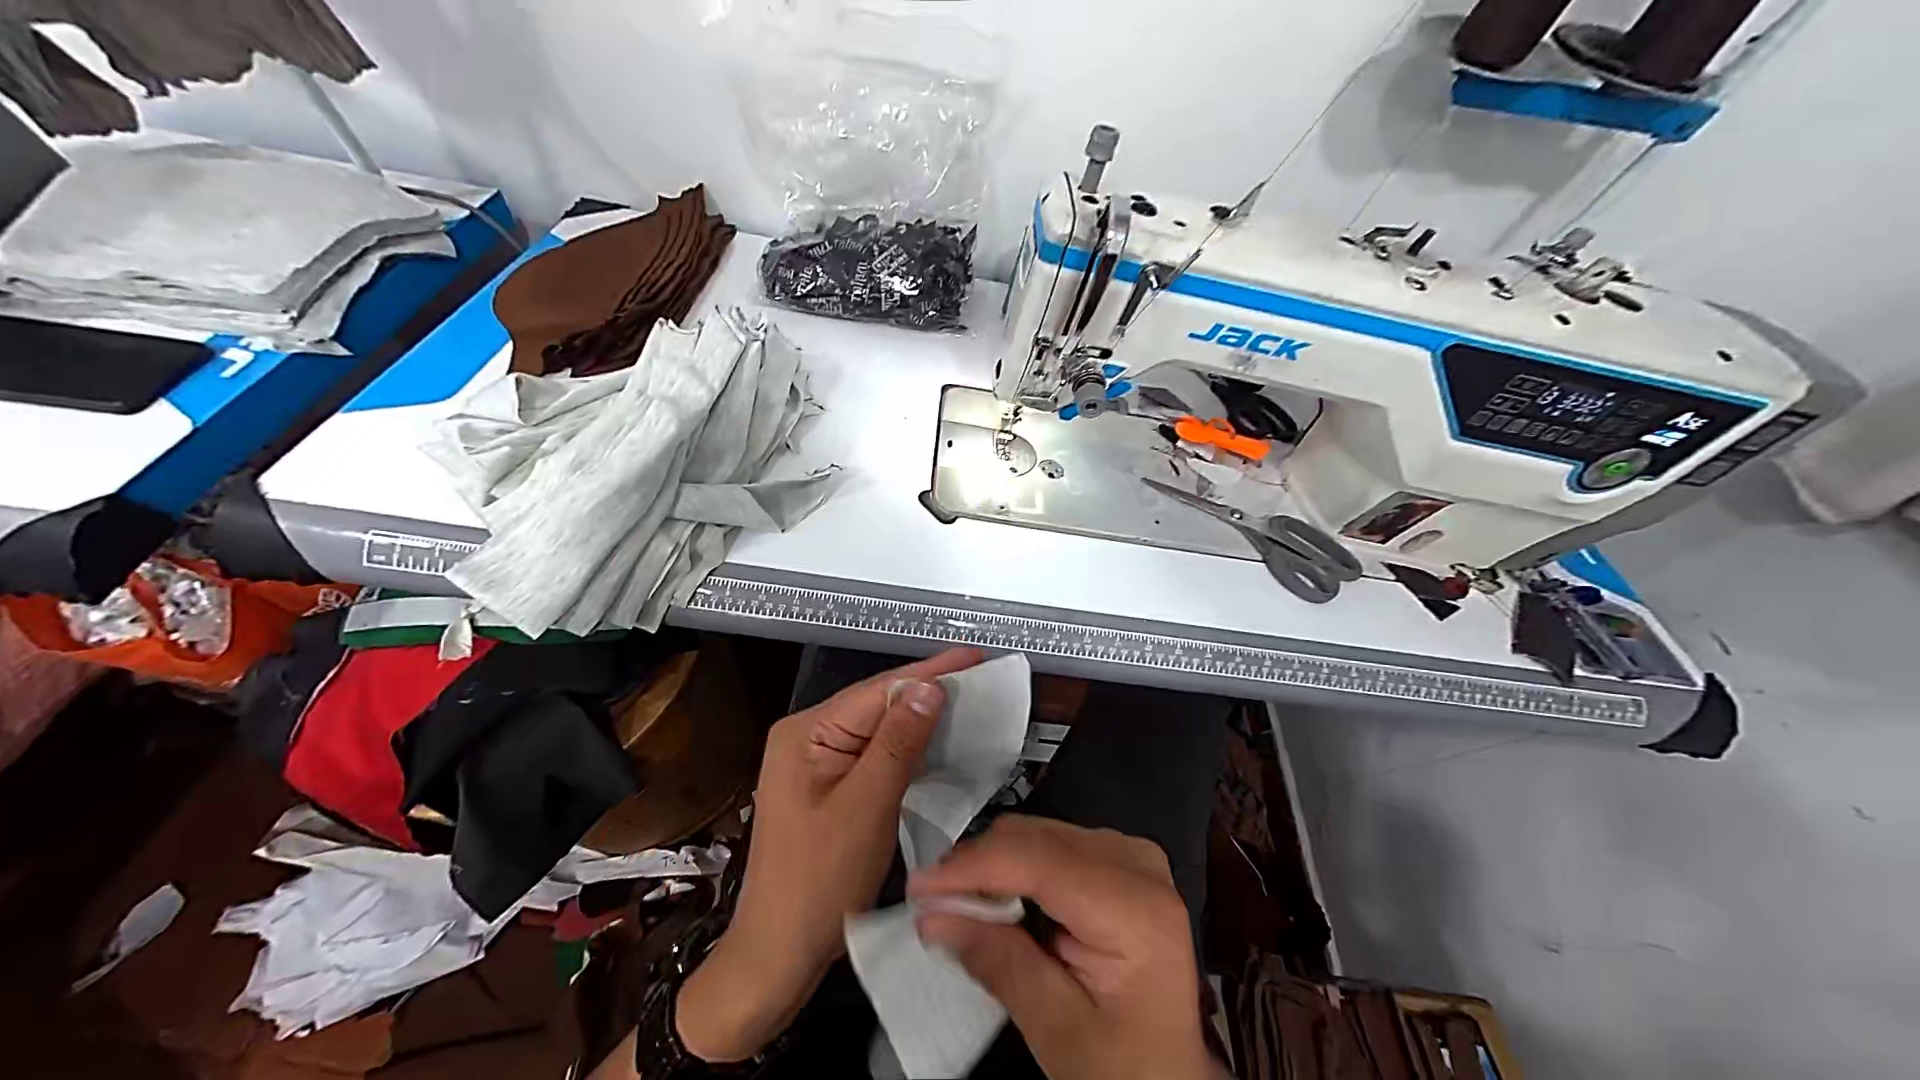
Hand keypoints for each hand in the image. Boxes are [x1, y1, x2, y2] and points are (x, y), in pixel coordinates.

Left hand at [675, 646, 984, 1061]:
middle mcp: (806, 737)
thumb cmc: (819, 881)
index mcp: (805, 733)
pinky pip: (874, 754)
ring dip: (920, 718)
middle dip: (927, 691)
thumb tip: (929, 688)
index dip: (930, 672)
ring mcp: (815, 763)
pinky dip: (906, 747)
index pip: (878, 691)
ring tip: (966, 700)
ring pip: (877, 729)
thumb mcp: (866, 806)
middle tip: (978, 676)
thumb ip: (898, 742)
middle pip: (876, 704)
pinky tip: (934, 740)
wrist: (780, 952)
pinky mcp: (828, 786)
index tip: (973, 656)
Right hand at [911, 816, 1220, 1079]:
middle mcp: (1137, 863)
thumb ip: (997, 963)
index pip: (1040, 861)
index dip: (974, 867)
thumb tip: (933, 916)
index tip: (920, 887)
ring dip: (994, 864)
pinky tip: (1000, 900)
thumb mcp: (1057, 1029)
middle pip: (1038, 837)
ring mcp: (1132, 854)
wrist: (1171, 1073)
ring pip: (1039, 832)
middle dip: (978, 866)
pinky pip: (1052, 841)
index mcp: (1135, 908)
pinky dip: (1016, 864)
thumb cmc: (1123, 1062)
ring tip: (963, 906)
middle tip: (935, 904)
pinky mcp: (1121, 857)